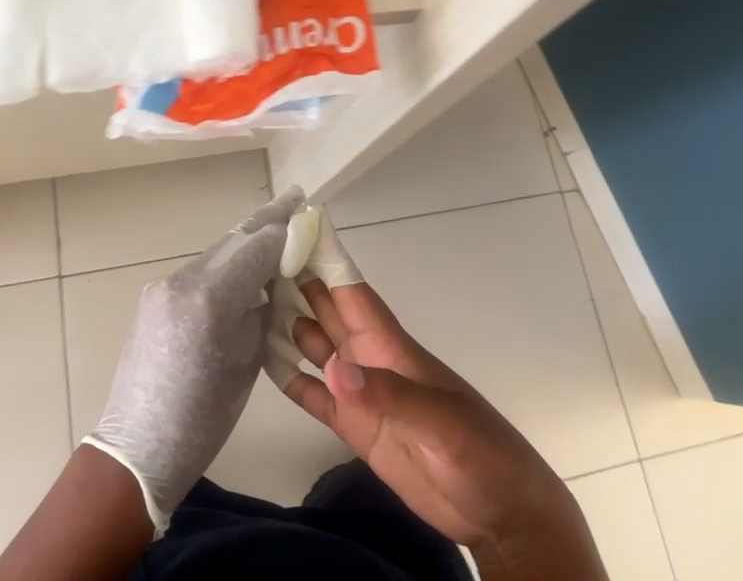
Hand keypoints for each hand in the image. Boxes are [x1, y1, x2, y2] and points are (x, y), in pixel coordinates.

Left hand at [83, 186, 301, 533]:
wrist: (138, 447)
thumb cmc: (205, 418)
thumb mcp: (248, 359)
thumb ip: (262, 309)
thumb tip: (272, 279)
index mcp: (211, 298)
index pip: (258, 245)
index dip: (286, 227)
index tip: (307, 209)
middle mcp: (183, 280)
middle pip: (234, 240)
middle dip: (266, 221)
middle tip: (295, 198)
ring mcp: (163, 287)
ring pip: (216, 254)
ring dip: (246, 243)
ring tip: (276, 230)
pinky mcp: (153, 298)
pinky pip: (199, 273)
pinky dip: (225, 266)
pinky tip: (244, 268)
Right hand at [274, 213, 604, 576]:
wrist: (498, 512)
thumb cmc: (481, 454)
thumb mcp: (442, 423)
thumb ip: (389, 396)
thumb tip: (333, 370)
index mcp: (391, 347)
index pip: (351, 291)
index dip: (323, 260)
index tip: (288, 230)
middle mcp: (370, 360)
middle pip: (326, 310)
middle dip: (293, 283)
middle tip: (246, 261)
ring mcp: (361, 393)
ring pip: (314, 345)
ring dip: (285, 325)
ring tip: (244, 302)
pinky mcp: (353, 427)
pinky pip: (313, 393)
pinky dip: (289, 376)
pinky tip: (261, 361)